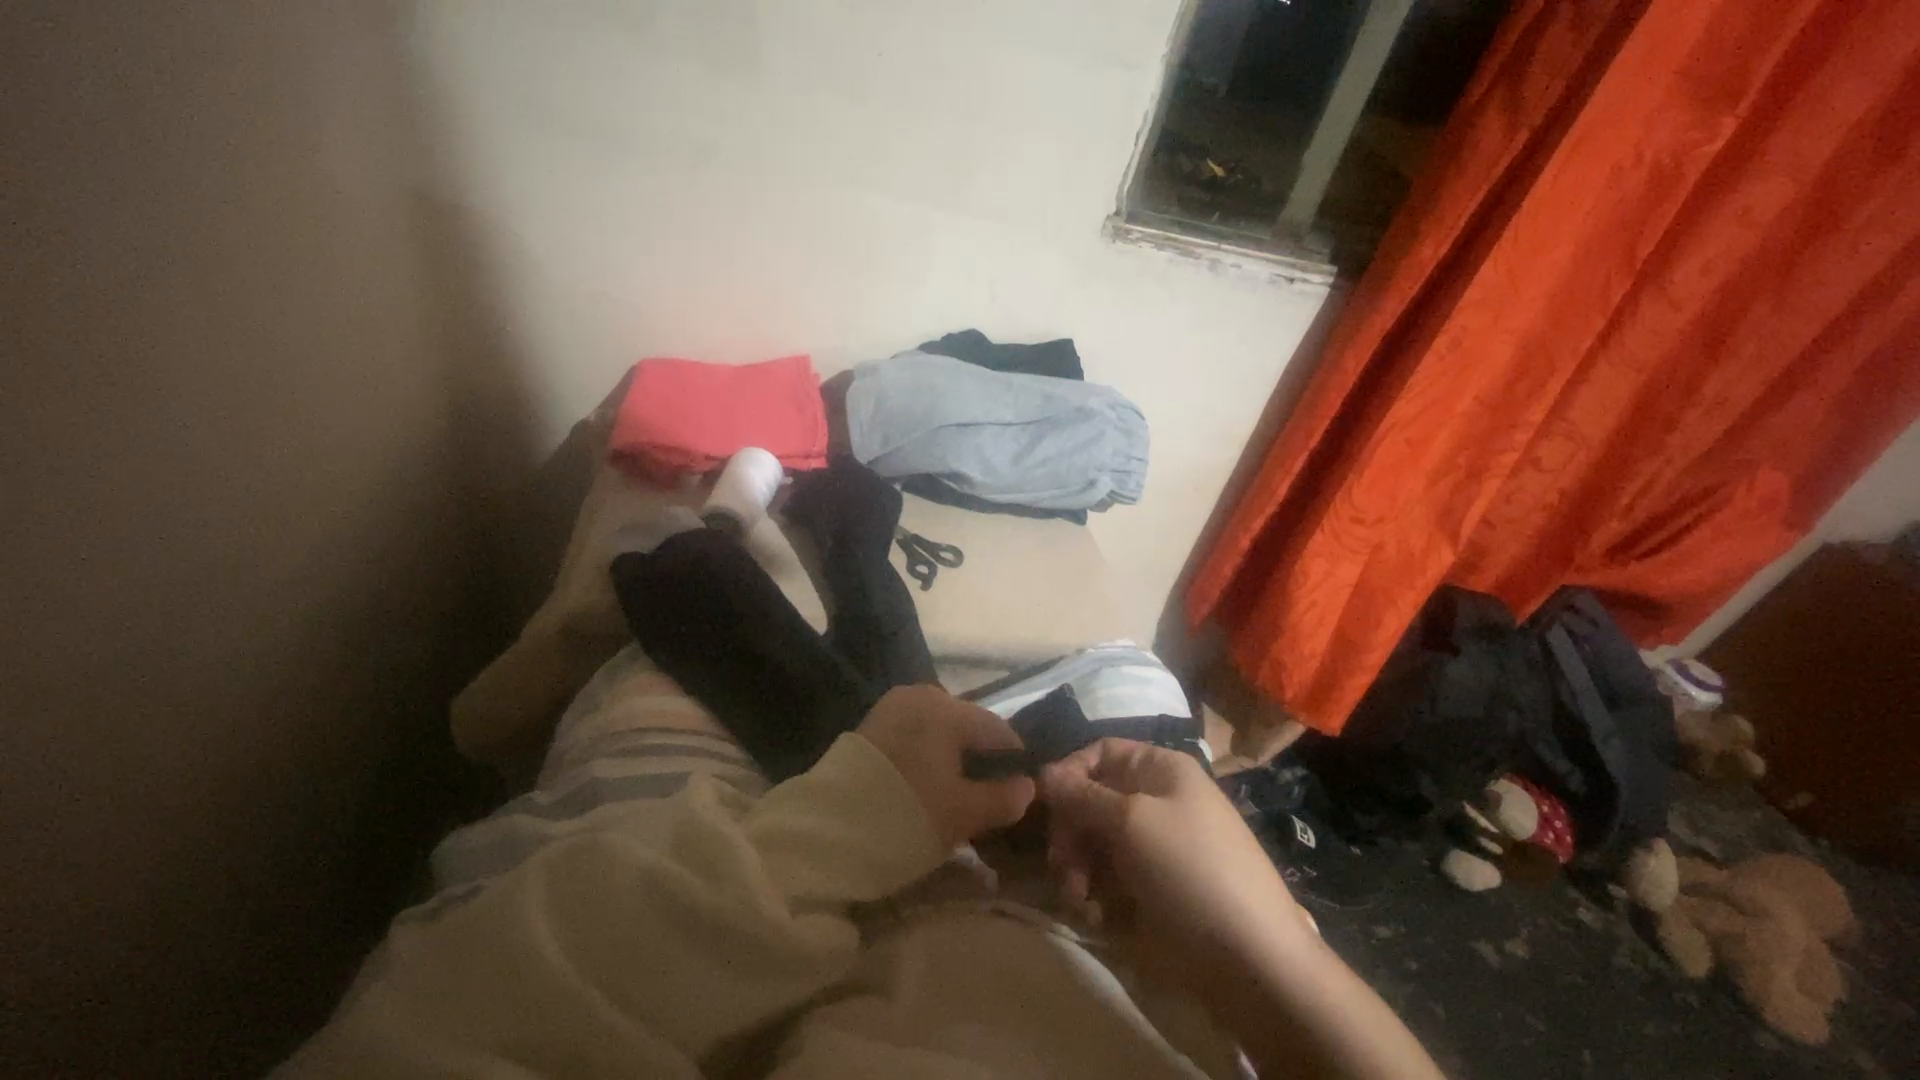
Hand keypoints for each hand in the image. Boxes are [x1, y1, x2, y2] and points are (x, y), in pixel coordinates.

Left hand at [857, 685, 1035, 847]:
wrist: (827, 831)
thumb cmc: (908, 815)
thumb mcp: (965, 814)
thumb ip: (1004, 798)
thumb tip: (1027, 786)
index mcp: (948, 708)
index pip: (999, 732)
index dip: (1014, 765)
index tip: (1018, 798)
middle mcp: (921, 696)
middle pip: (967, 730)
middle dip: (980, 764)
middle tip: (984, 805)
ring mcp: (891, 709)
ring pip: (939, 735)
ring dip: (951, 763)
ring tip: (953, 803)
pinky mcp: (870, 728)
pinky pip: (914, 740)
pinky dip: (926, 762)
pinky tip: (925, 793)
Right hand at [1041, 739, 1308, 975]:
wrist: (1250, 957)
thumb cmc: (1189, 869)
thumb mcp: (1131, 821)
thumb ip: (1081, 795)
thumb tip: (1042, 773)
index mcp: (1161, 770)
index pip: (1101, 752)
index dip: (1070, 773)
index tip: (1044, 806)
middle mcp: (1156, 802)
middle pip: (1091, 800)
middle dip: (1070, 832)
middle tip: (1061, 865)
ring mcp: (1154, 848)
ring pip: (1094, 844)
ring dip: (1077, 870)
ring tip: (1080, 901)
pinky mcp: (1151, 891)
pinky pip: (1108, 881)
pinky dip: (1096, 897)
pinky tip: (1098, 918)